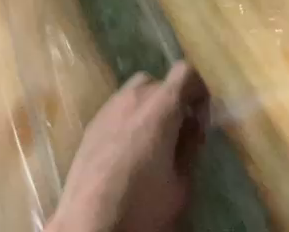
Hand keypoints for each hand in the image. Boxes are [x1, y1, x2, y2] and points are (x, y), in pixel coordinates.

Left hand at [51, 62, 207, 231]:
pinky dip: (130, 118)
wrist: (88, 224)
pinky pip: (118, 108)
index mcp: (160, 107)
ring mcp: (108, 107)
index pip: (185, 72)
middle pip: (159, 82)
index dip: (199, 91)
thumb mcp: (181, 185)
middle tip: (179, 136)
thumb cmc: (140, 205)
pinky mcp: (91, 123)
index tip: (200, 123)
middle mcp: (132, 97)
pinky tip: (129, 152)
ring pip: (136, 92)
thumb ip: (190, 148)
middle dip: (174, 103)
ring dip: (150, 108)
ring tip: (153, 144)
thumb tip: (191, 126)